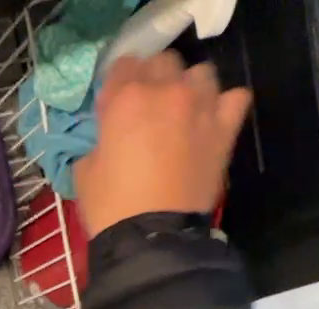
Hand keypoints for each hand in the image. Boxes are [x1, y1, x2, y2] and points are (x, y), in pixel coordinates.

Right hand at [74, 52, 251, 238]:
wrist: (151, 236)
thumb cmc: (110, 207)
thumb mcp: (84, 173)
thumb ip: (97, 143)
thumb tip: (107, 139)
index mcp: (125, 100)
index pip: (121, 68)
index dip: (114, 85)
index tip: (110, 105)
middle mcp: (167, 92)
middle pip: (162, 62)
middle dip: (150, 79)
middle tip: (142, 108)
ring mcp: (201, 106)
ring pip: (199, 73)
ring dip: (187, 87)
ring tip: (177, 113)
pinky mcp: (225, 127)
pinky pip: (233, 98)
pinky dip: (221, 105)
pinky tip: (208, 122)